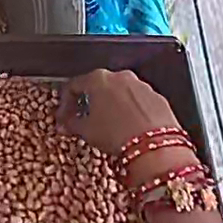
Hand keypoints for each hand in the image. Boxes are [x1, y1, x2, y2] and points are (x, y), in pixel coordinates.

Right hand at [57, 69, 181, 154]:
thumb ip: (71, 124)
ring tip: (107, 126)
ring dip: (111, 106)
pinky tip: (127, 127)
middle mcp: (120, 77)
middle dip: (89, 103)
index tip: (64, 116)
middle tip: (84, 120)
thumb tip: (66, 124)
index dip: (65, 103)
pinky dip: (130, 111)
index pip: (74, 85)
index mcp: (98, 79)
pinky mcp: (157, 98)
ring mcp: (141, 86)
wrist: (155, 146)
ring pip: (120, 93)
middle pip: (98, 86)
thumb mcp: (86, 131)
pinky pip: (137, 102)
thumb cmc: (118, 134)